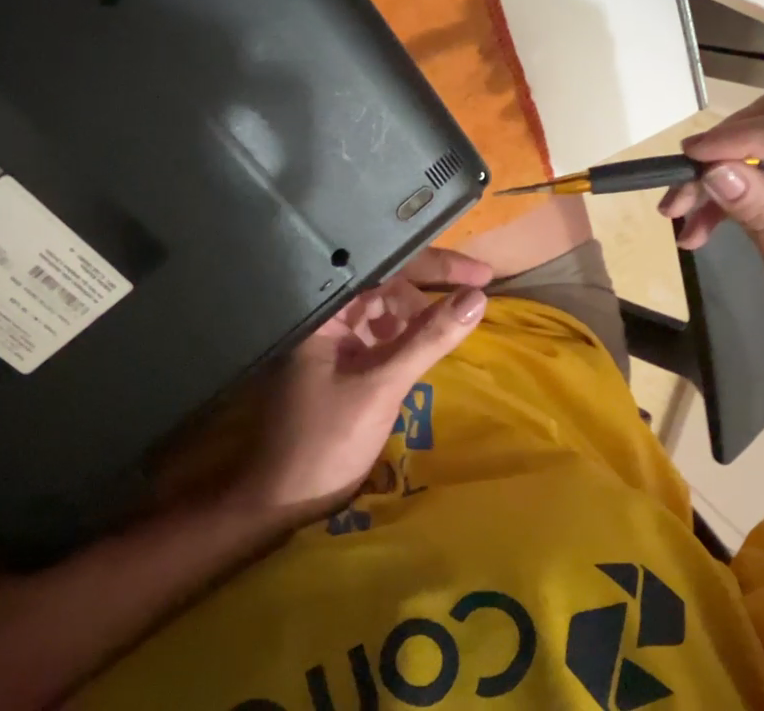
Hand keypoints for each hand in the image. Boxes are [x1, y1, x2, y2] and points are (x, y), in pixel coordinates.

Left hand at [232, 248, 490, 519]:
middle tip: (477, 293)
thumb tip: (477, 298)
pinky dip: (408, 335)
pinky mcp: (341, 363)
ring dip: (421, 312)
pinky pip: (381, 334)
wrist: (282, 500)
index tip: (481, 273)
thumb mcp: (383, 386)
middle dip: (431, 286)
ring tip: (454, 323)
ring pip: (385, 308)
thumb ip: (428, 339)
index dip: (435, 264)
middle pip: (386, 282)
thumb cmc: (325, 439)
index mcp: (324, 309)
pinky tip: (427, 345)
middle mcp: (326, 315)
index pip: (384, 266)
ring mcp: (332, 339)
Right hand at [659, 91, 763, 403]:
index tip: (691, 155)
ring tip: (675, 212)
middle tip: (683, 179)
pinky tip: (694, 230)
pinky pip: (757, 178)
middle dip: (728, 147)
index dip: (746, 137)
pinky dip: (722, 197)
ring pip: (763, 148)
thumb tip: (715, 170)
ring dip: (717, 174)